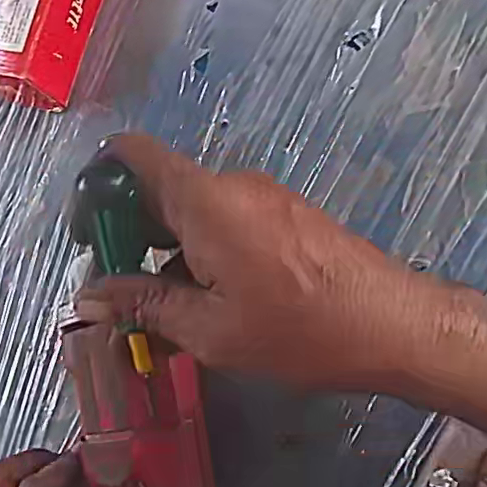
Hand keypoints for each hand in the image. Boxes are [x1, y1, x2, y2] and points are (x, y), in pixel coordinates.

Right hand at [74, 134, 466, 389]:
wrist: (394, 326)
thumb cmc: (299, 330)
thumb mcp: (211, 331)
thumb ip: (146, 305)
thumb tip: (92, 296)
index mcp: (204, 200)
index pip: (131, 155)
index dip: (98, 187)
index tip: (92, 238)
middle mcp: (231, 185)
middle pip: (159, 188)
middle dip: (129, 234)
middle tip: (121, 293)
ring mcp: (263, 198)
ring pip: (192, 211)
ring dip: (166, 251)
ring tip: (162, 311)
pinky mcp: (285, 216)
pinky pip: (224, 222)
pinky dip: (201, 253)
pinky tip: (206, 302)